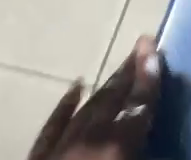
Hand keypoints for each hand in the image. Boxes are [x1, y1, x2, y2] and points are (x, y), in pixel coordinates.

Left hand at [27, 36, 161, 159]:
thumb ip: (144, 146)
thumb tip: (155, 120)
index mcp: (116, 145)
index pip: (139, 103)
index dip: (148, 73)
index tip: (150, 42)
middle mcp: (89, 138)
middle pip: (112, 99)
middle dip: (129, 71)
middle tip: (141, 46)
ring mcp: (58, 148)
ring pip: (86, 109)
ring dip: (105, 86)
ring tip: (120, 66)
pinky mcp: (36, 158)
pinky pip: (51, 128)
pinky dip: (65, 105)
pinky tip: (76, 86)